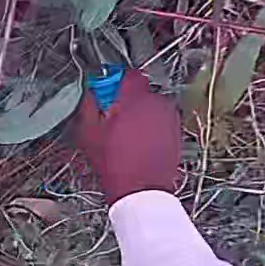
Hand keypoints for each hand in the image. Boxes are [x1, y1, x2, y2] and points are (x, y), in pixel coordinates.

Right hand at [73, 71, 182, 204]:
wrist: (141, 192)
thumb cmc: (116, 164)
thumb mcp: (89, 132)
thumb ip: (89, 103)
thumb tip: (90, 89)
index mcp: (135, 100)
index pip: (128, 74)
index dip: (115, 81)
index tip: (106, 92)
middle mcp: (157, 104)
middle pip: (140, 90)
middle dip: (126, 100)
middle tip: (112, 119)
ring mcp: (169, 117)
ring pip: (150, 104)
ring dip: (139, 112)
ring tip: (125, 134)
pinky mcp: (176, 131)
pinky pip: (159, 119)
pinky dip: (150, 125)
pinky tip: (138, 142)